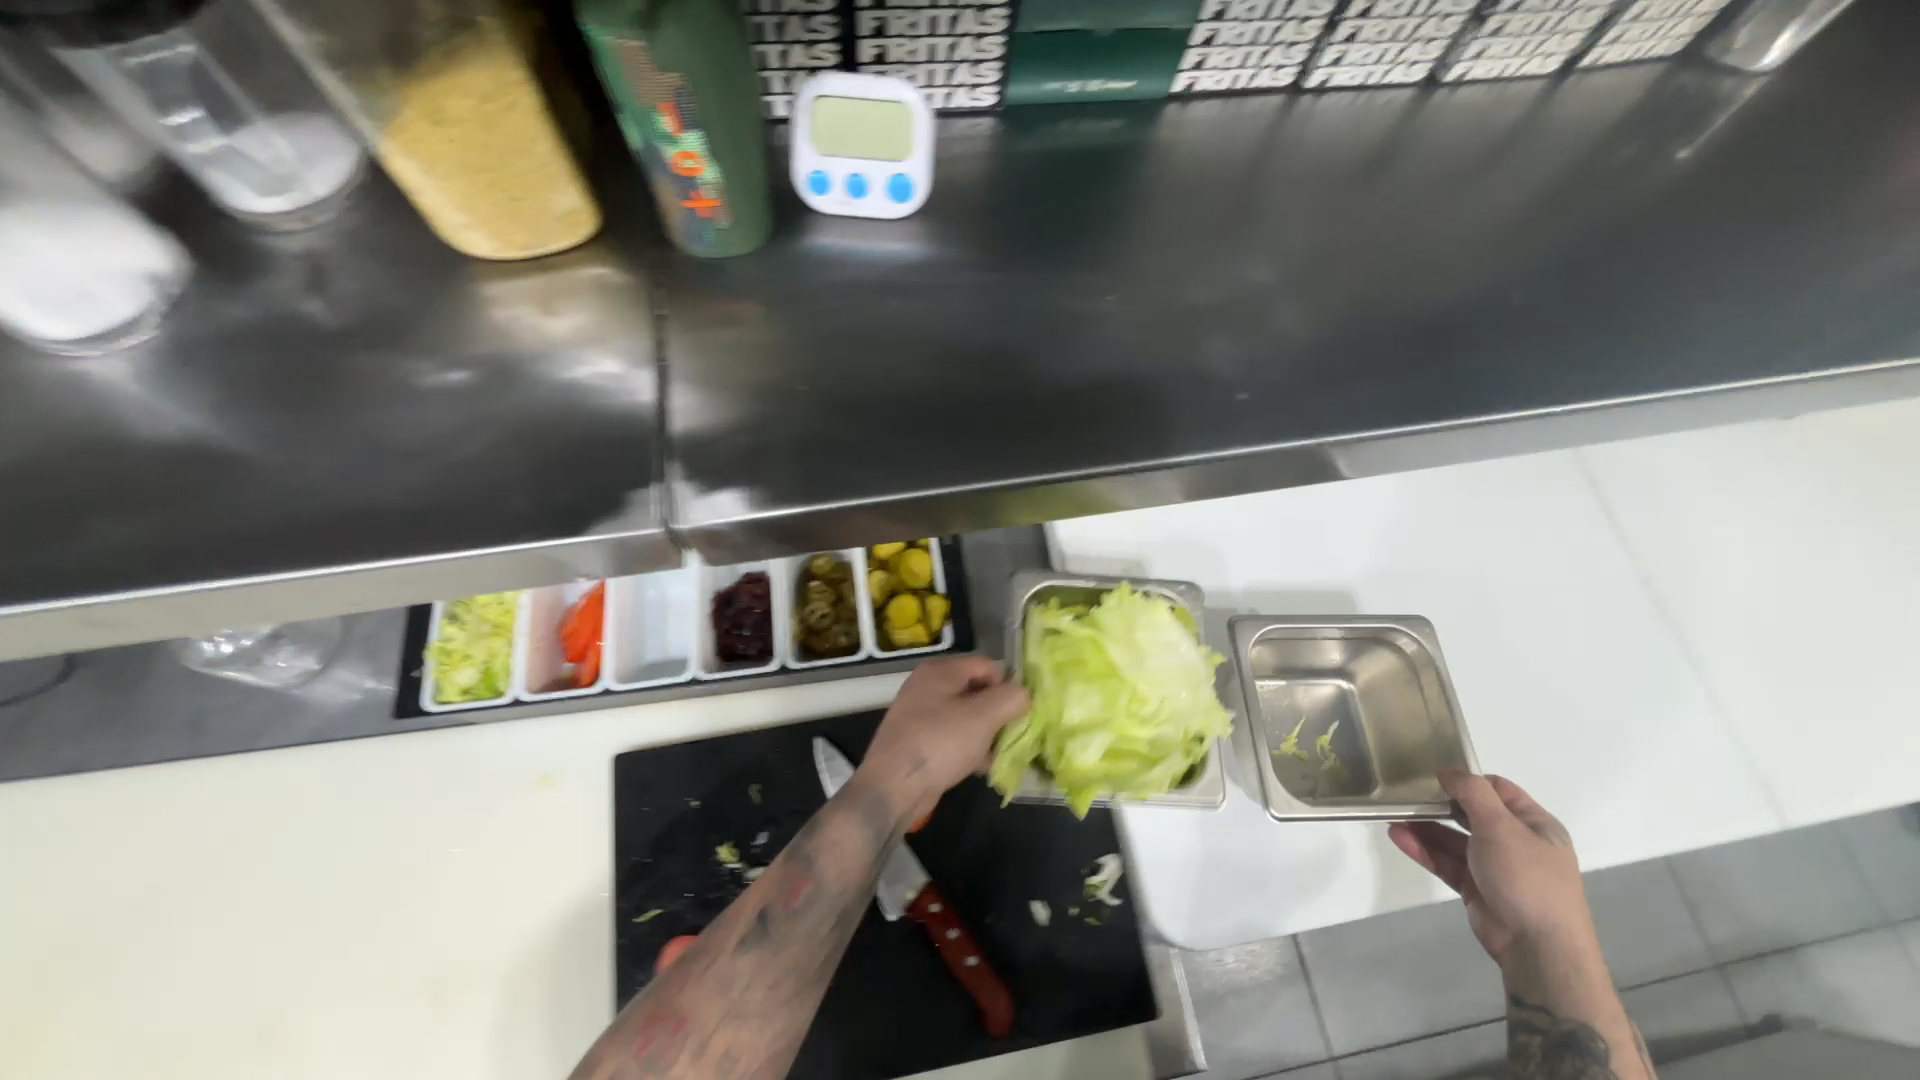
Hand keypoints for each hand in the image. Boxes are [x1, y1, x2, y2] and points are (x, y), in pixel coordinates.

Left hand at [857, 654, 1029, 825]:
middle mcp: (927, 686)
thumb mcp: (983, 717)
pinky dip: (968, 748)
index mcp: (940, 671)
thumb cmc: (940, 743)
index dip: (1007, 686)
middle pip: (977, 691)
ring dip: (985, 734)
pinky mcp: (918, 739)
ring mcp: (920, 713)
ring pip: (966, 717)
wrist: (894, 786)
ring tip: (994, 756)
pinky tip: (978, 767)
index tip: (1019, 712)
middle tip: (1009, 736)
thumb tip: (1023, 695)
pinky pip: (952, 736)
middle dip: (997, 714)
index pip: (987, 665)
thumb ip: (1011, 698)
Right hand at [1388, 770, 1600, 970]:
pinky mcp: (1475, 888)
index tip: (1433, 775)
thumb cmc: (1527, 877)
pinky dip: (1423, 850)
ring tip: (1392, 816)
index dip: (1467, 780)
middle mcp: (1516, 843)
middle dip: (1439, 804)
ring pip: (1454, 839)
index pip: (1498, 790)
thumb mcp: (1501, 826)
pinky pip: (1446, 862)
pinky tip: (1398, 837)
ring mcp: (1495, 867)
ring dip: (1425, 828)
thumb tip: (1447, 770)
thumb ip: (1472, 793)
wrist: (1538, 947)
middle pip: (1471, 814)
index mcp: (1534, 825)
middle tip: (1406, 794)